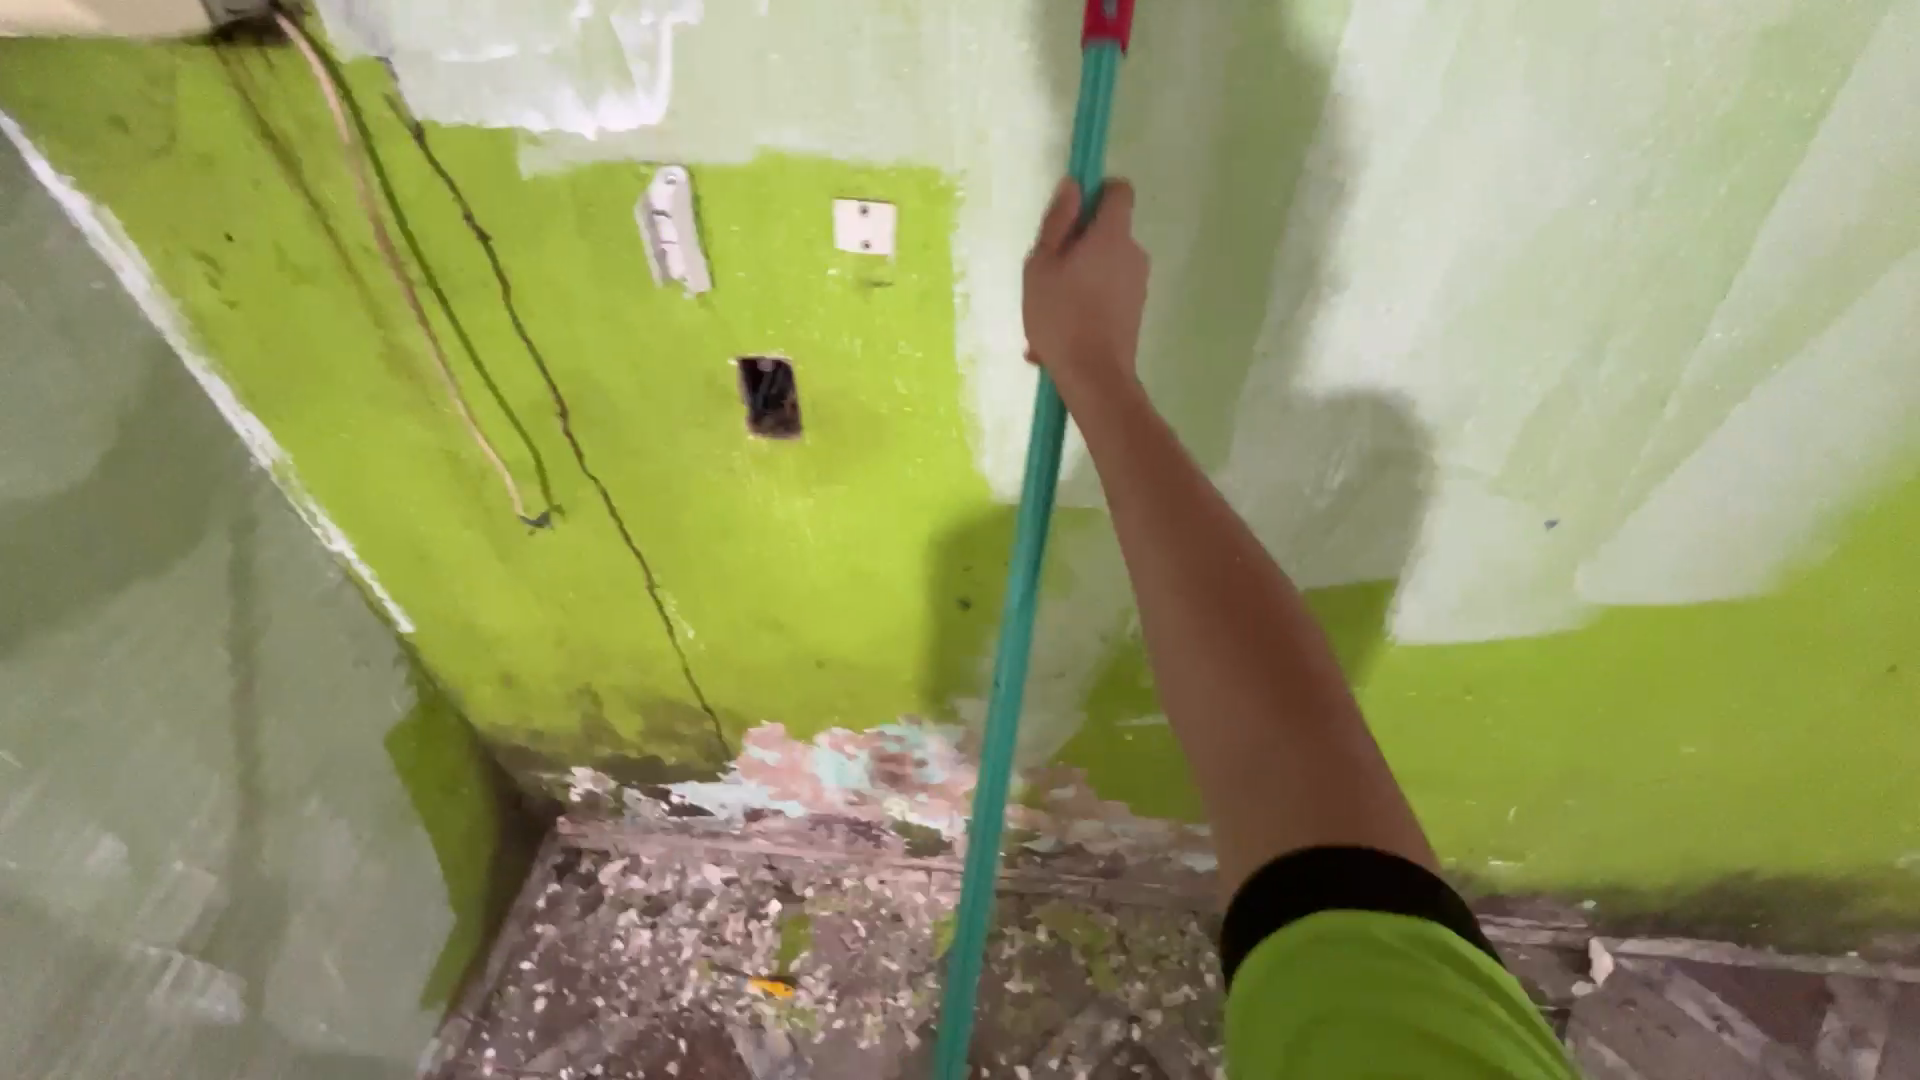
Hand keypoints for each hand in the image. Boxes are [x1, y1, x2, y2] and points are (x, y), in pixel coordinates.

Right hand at [1023, 178, 1149, 391]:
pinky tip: (1061, 335)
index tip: (1071, 217)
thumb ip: (1058, 221)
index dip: (1096, 195)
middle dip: (1079, 247)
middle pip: (1108, 234)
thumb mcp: (1042, 265)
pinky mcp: (1135, 312)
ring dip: (1078, 283)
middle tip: (1048, 277)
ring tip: (1049, 316)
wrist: (1094, 376)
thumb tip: (1073, 184)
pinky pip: (1107, 297)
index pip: (1119, 191)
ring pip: (1104, 268)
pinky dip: (1086, 307)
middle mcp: (1133, 253)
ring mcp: (1138, 285)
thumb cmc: (1060, 316)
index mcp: (1112, 234)